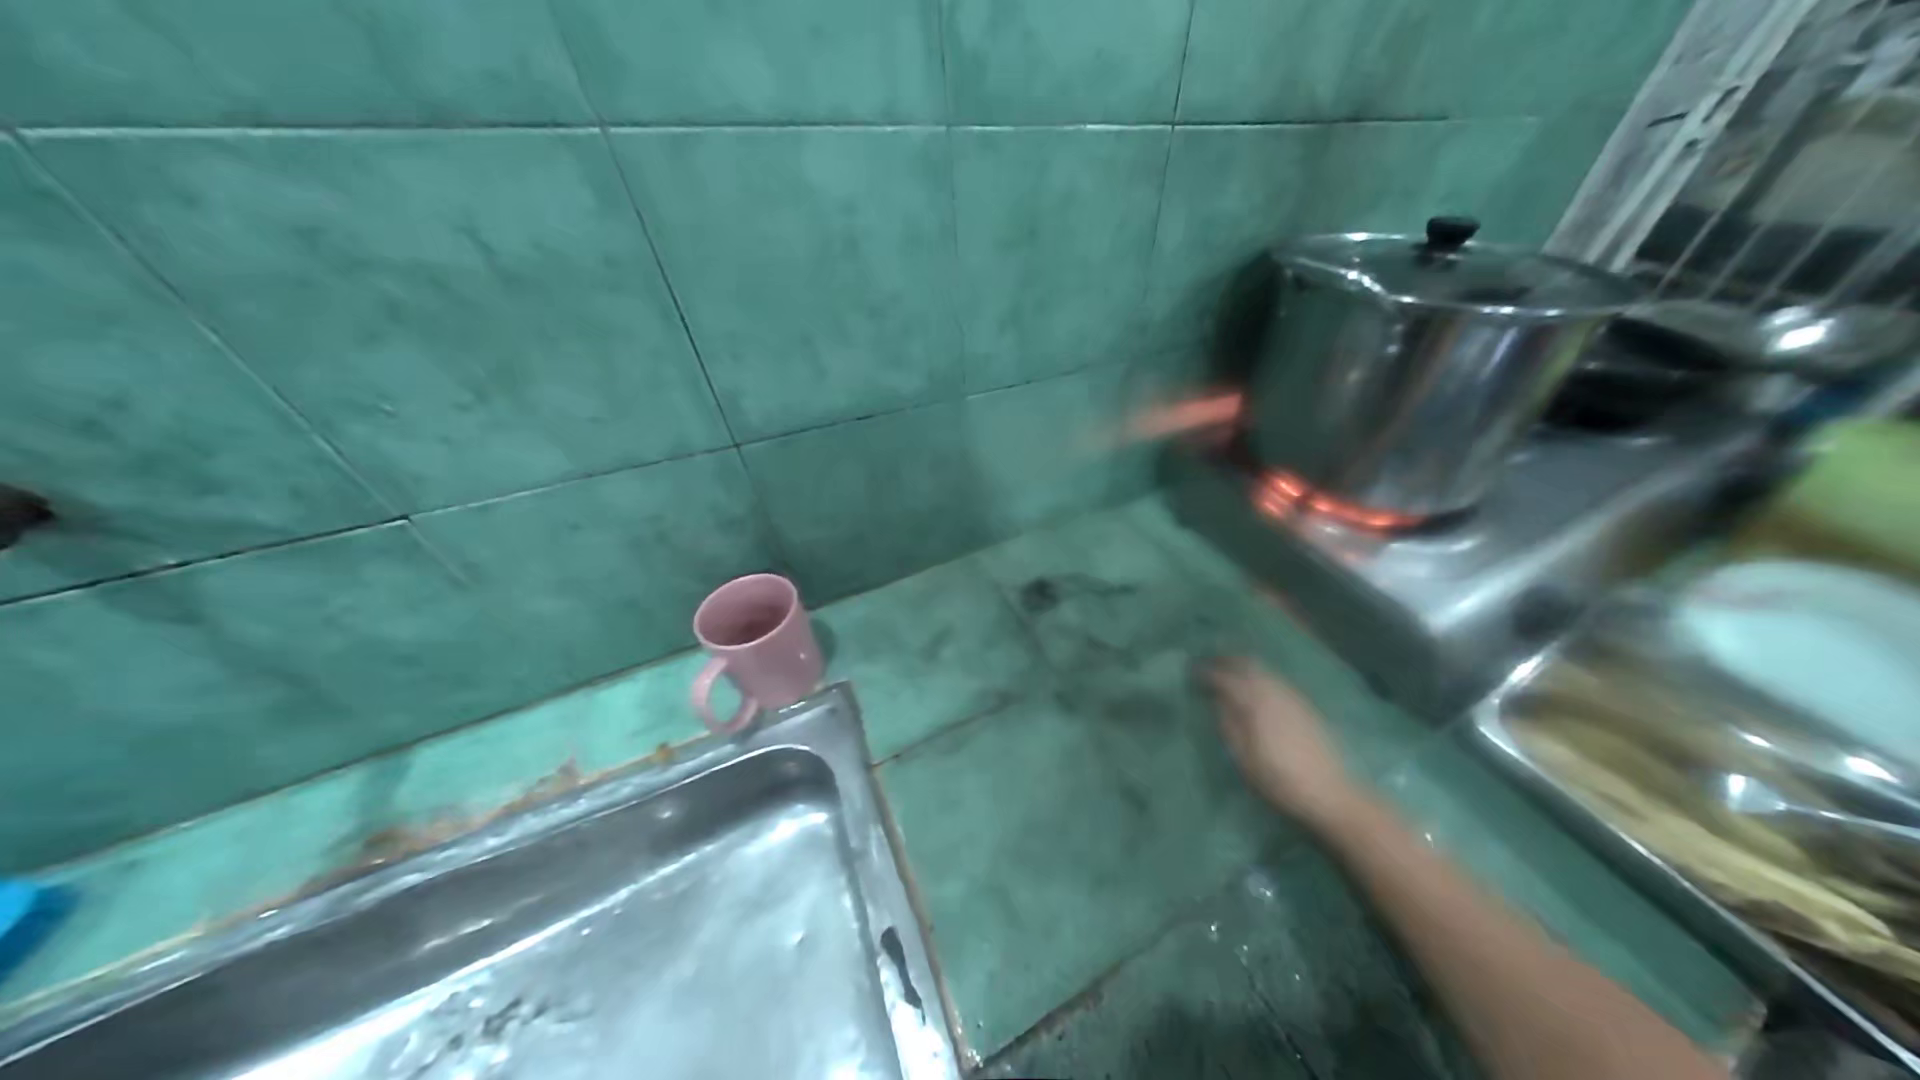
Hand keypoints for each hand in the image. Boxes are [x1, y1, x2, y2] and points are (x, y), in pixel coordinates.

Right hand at [1202, 656, 1359, 826]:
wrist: (1331, 794)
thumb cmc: (1280, 780)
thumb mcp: (1244, 758)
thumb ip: (1228, 725)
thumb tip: (1217, 701)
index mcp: (1256, 704)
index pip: (1226, 678)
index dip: (1206, 672)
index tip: (1191, 671)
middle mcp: (1275, 693)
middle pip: (1248, 664)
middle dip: (1227, 659)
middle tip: (1209, 661)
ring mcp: (1293, 697)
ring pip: (1265, 670)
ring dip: (1244, 666)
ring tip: (1228, 670)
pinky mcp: (1306, 706)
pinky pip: (1277, 680)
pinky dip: (1261, 676)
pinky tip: (1256, 687)